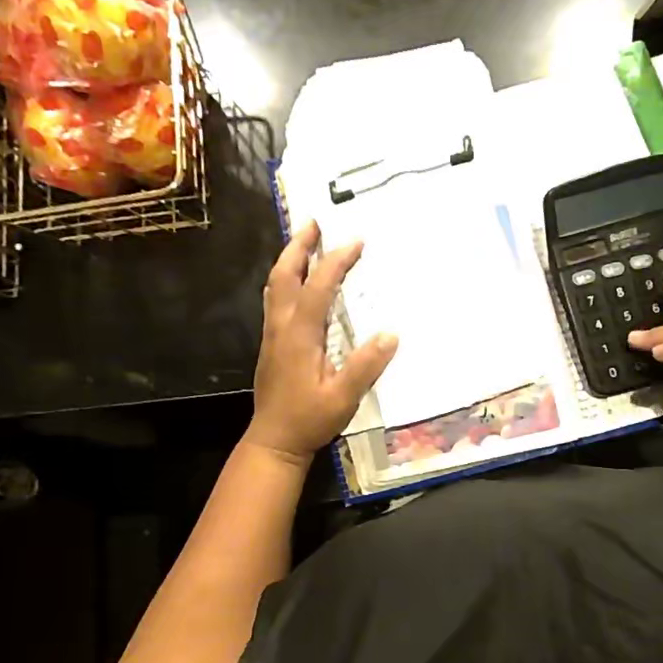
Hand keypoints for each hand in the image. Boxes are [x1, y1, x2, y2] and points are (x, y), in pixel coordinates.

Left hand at [244, 222, 398, 464]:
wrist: (274, 440)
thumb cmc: (309, 419)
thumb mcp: (343, 397)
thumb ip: (366, 366)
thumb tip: (391, 334)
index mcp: (300, 335)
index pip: (318, 287)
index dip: (336, 261)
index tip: (355, 241)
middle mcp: (281, 327)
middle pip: (284, 275)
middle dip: (299, 246)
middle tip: (313, 222)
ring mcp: (272, 335)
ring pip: (274, 286)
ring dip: (288, 259)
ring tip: (303, 242)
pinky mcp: (271, 345)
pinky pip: (275, 300)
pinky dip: (285, 280)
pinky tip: (295, 284)